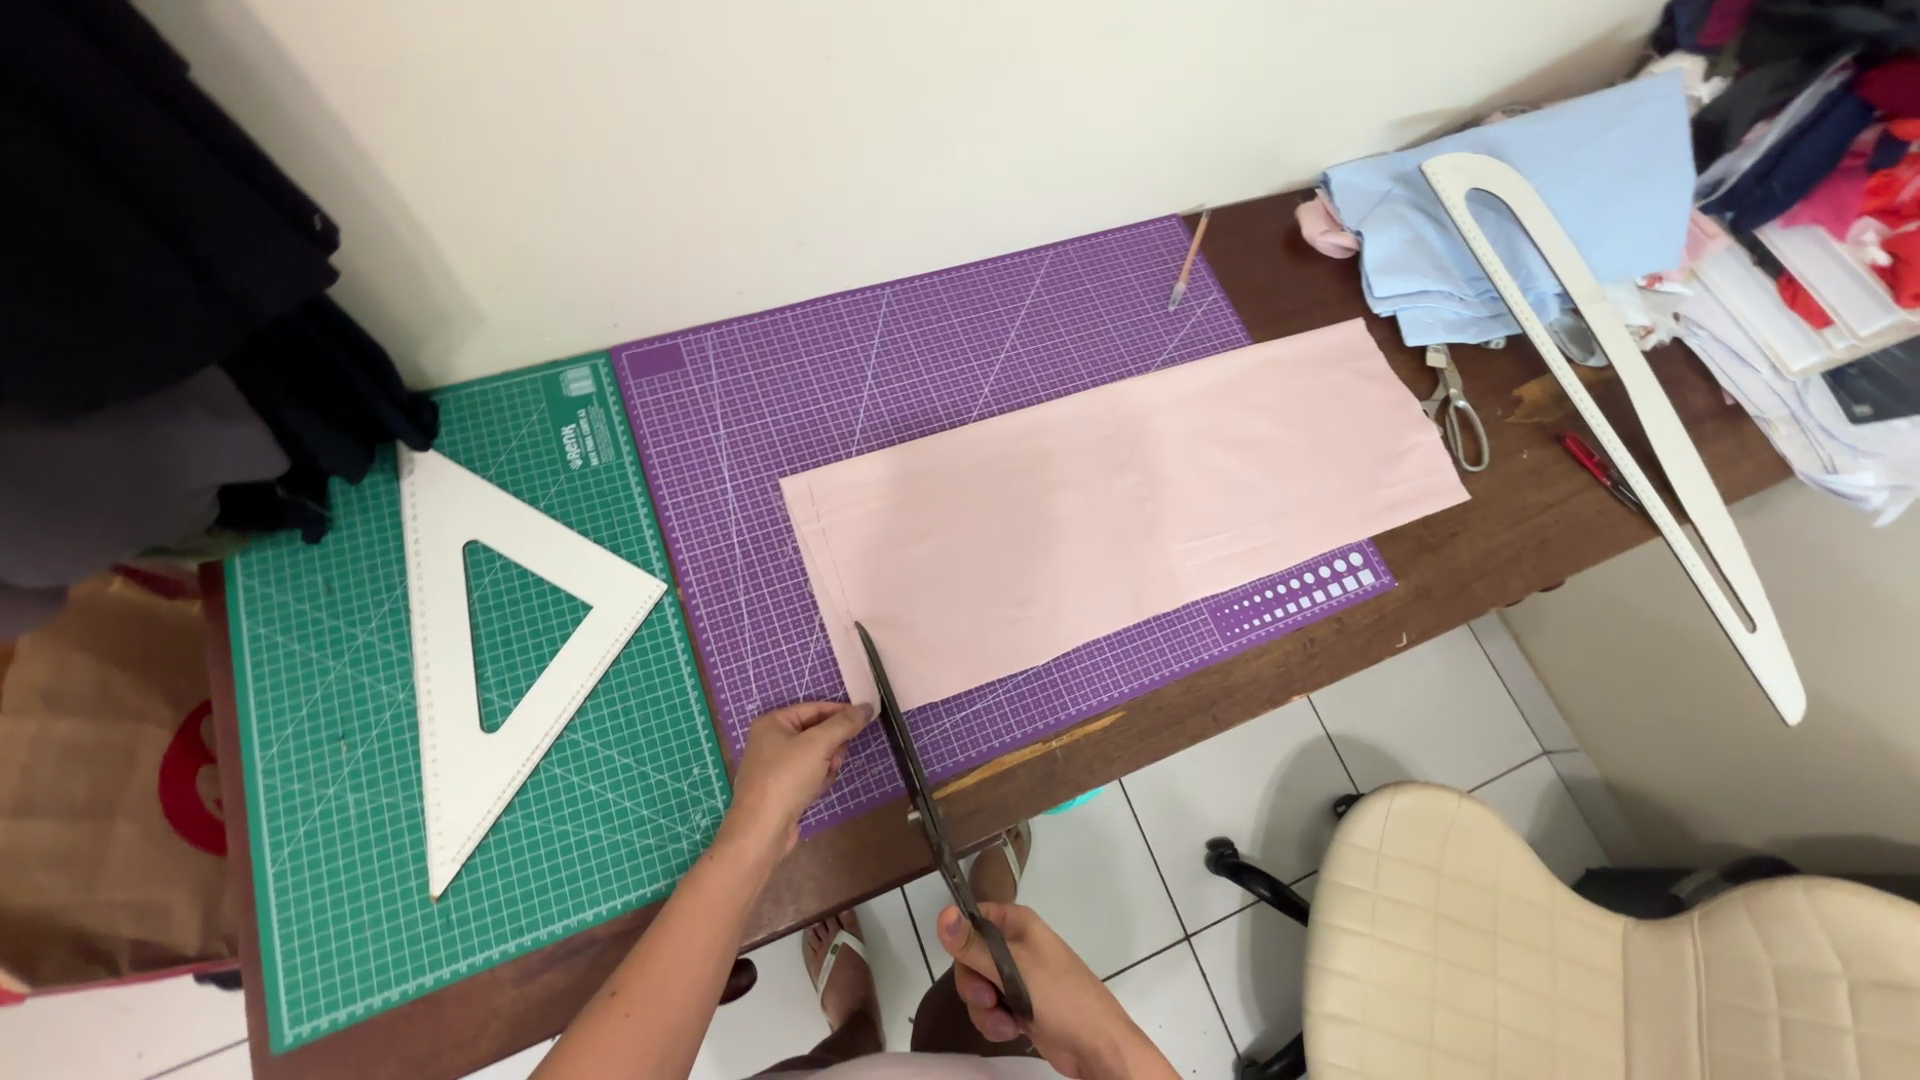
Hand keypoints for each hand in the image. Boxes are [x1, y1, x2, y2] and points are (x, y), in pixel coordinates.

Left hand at [719, 702, 873, 859]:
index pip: (815, 708)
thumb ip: (844, 723)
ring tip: (822, 778)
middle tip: (835, 758)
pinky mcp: (781, 788)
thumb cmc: (786, 778)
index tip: (865, 719)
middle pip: (816, 732)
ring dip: (826, 766)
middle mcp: (771, 740)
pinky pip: (808, 774)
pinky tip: (815, 792)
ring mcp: (775, 766)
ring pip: (816, 755)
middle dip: (831, 746)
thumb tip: (867, 707)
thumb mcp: (818, 745)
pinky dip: (817, 781)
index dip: (841, 713)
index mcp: (773, 722)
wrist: (762, 830)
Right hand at [937, 903, 1173, 1079]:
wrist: (1096, 1045)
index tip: (964, 962)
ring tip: (1004, 1022)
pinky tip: (1011, 1031)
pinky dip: (995, 1021)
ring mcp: (1016, 976)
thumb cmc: (1059, 996)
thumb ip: (973, 945)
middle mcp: (1014, 944)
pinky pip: (990, 1008)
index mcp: (1016, 922)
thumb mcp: (1012, 969)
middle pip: (969, 957)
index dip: (962, 940)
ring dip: (985, 1010)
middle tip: (988, 999)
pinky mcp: (1018, 1004)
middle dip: (974, 985)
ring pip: (977, 986)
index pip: (973, 918)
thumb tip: (942, 913)